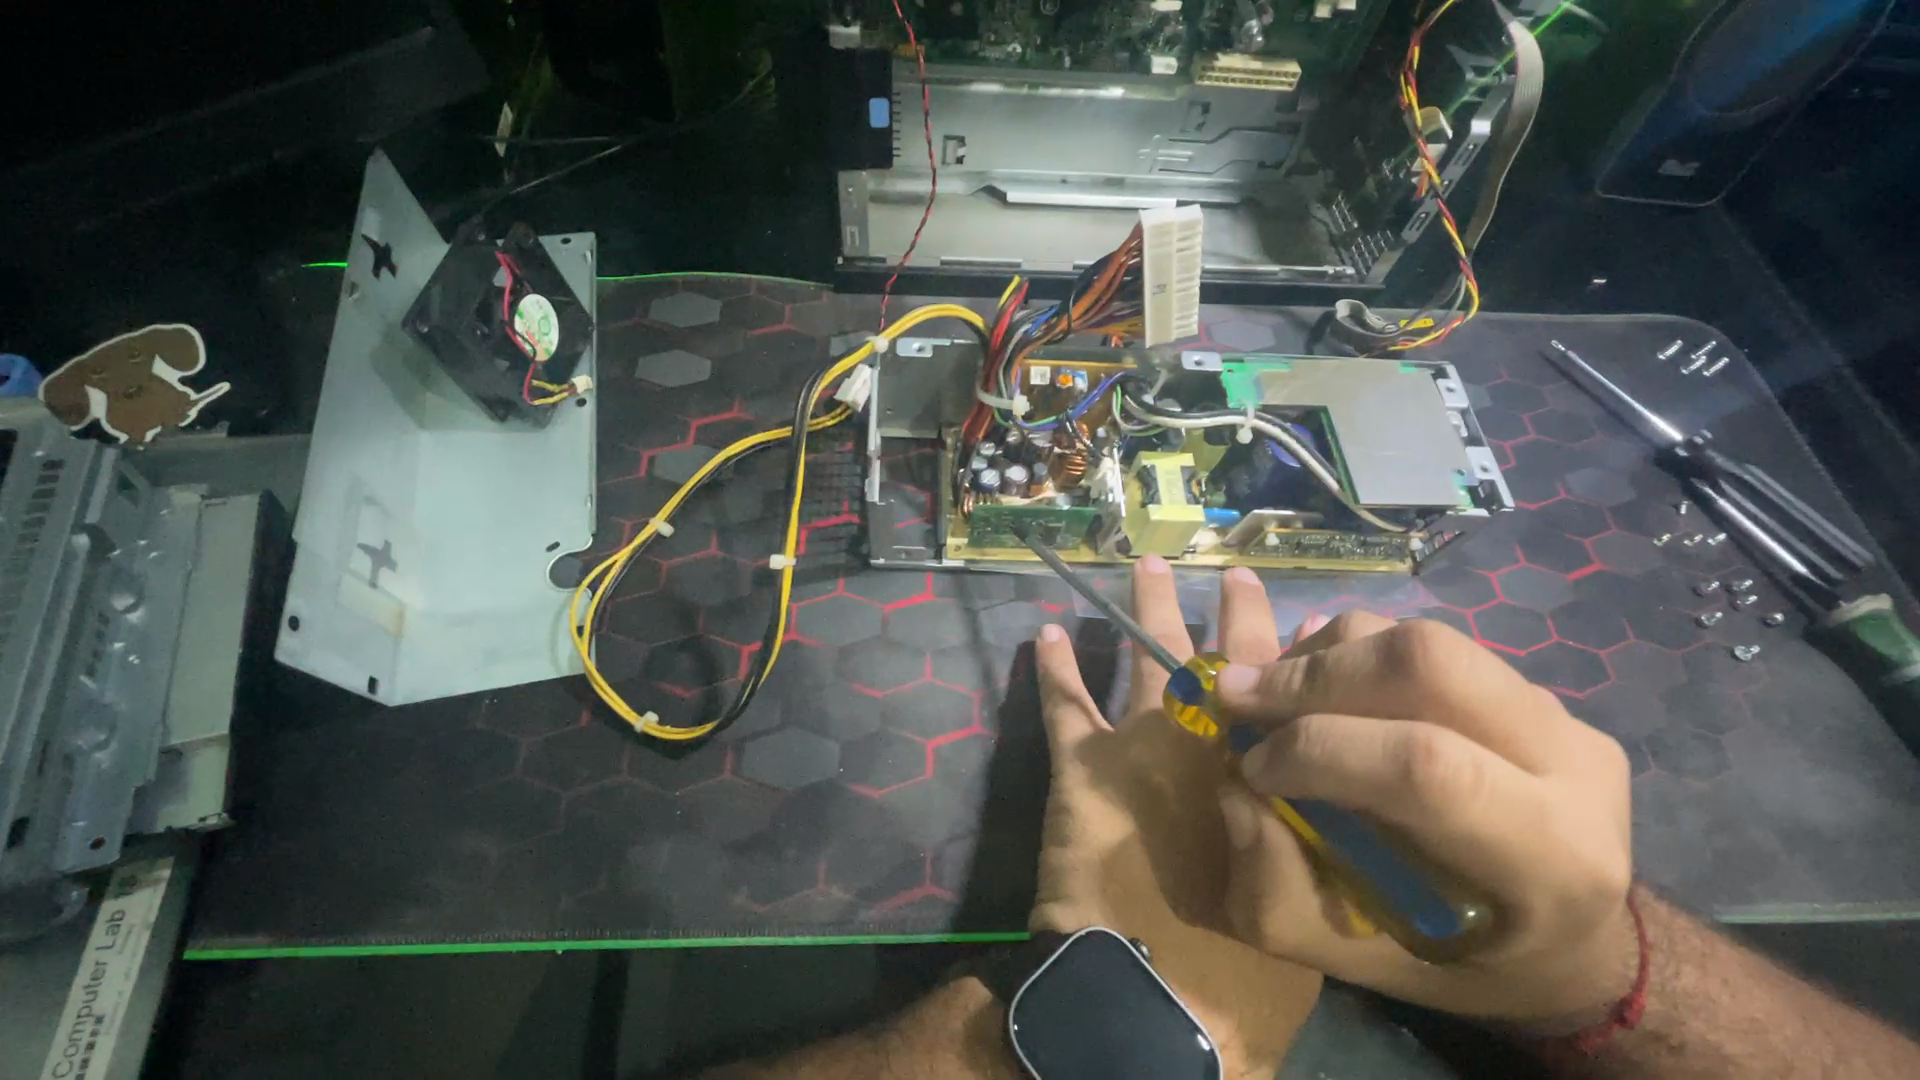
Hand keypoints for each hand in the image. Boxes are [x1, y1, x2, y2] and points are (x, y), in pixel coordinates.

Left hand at [1031, 558, 1320, 1079]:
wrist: (1148, 990)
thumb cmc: (1239, 959)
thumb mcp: (1305, 898)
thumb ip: (1306, 831)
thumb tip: (1310, 779)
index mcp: (1260, 765)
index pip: (1283, 689)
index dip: (1294, 653)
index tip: (1306, 618)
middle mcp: (1202, 737)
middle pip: (1219, 657)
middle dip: (1231, 611)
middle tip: (1235, 573)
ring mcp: (1137, 740)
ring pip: (1143, 656)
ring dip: (1144, 608)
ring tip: (1145, 564)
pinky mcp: (1081, 761)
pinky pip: (1064, 701)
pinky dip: (1054, 666)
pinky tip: (1046, 632)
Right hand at [1211, 612, 1637, 1025]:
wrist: (1565, 943)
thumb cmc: (1456, 964)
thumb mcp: (1351, 961)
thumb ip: (1278, 893)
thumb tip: (1234, 792)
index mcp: (1550, 858)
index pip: (1428, 767)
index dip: (1320, 750)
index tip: (1250, 768)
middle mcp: (1573, 765)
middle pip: (1430, 665)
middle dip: (1314, 675)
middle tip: (1239, 697)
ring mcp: (1556, 713)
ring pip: (1419, 639)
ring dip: (1321, 657)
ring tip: (1274, 696)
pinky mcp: (1526, 686)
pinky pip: (1420, 638)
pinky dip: (1344, 649)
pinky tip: (1316, 691)